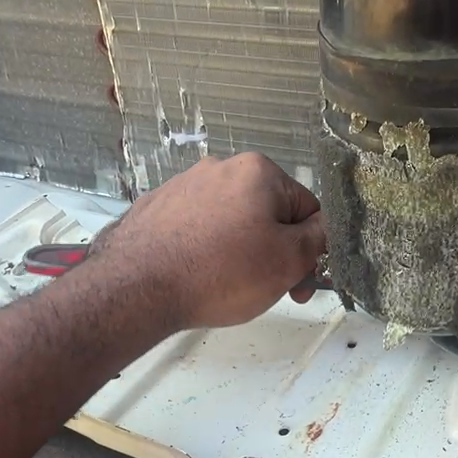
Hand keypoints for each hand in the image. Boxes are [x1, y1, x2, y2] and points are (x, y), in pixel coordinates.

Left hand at [89, 152, 325, 329]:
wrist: (134, 288)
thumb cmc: (221, 272)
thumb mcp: (289, 260)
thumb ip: (319, 238)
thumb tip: (323, 227)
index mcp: (258, 170)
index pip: (306, 209)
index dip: (310, 250)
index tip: (299, 285)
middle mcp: (220, 167)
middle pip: (268, 213)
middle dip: (273, 251)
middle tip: (267, 290)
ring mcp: (183, 185)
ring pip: (232, 221)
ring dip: (240, 250)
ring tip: (225, 285)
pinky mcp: (155, 207)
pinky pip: (197, 228)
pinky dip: (205, 249)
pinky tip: (196, 276)